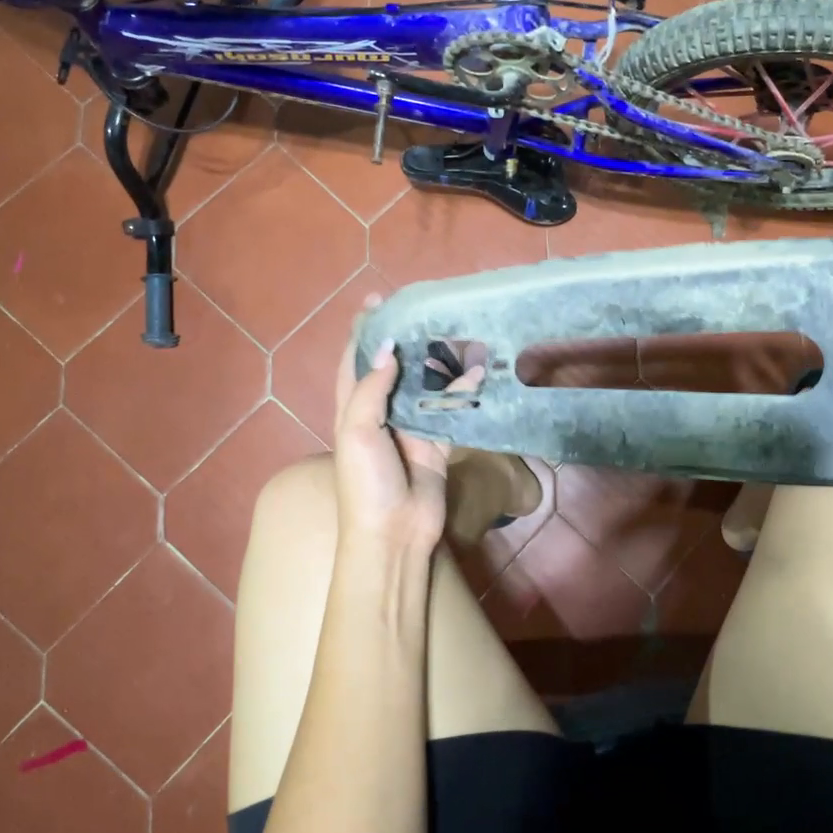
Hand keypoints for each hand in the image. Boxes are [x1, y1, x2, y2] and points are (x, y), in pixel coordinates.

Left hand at [332, 297, 483, 551]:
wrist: (394, 532)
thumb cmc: (366, 482)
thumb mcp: (357, 431)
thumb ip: (371, 388)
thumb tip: (388, 347)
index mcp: (353, 409)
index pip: (355, 360)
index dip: (364, 330)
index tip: (378, 300)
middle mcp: (382, 413)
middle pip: (394, 367)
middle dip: (406, 339)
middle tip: (428, 310)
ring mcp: (411, 427)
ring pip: (425, 385)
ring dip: (438, 361)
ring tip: (455, 331)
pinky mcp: (438, 441)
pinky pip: (452, 409)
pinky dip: (464, 392)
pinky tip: (479, 371)